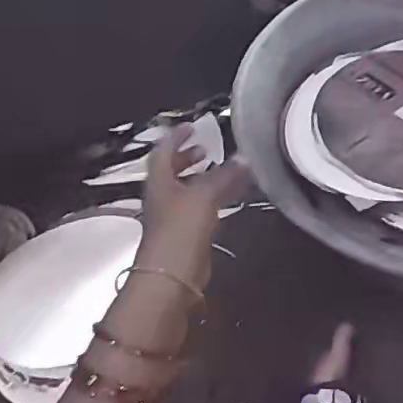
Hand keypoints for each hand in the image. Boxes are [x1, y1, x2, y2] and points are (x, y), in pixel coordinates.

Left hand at [134, 124, 248, 287]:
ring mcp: (173, 216)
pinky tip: (228, 196)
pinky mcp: (186, 234)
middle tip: (206, 149)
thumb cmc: (180, 230)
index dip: (176, 137)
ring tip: (220, 169)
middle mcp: (162, 196)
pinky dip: (212, 198)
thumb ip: (224, 176)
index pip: (163, 150)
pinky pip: (199, 208)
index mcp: (158, 181)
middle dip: (188, 158)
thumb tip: (244, 157)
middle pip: (172, 171)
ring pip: (188, 190)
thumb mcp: (203, 196)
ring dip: (202, 177)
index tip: (192, 127)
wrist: (172, 276)